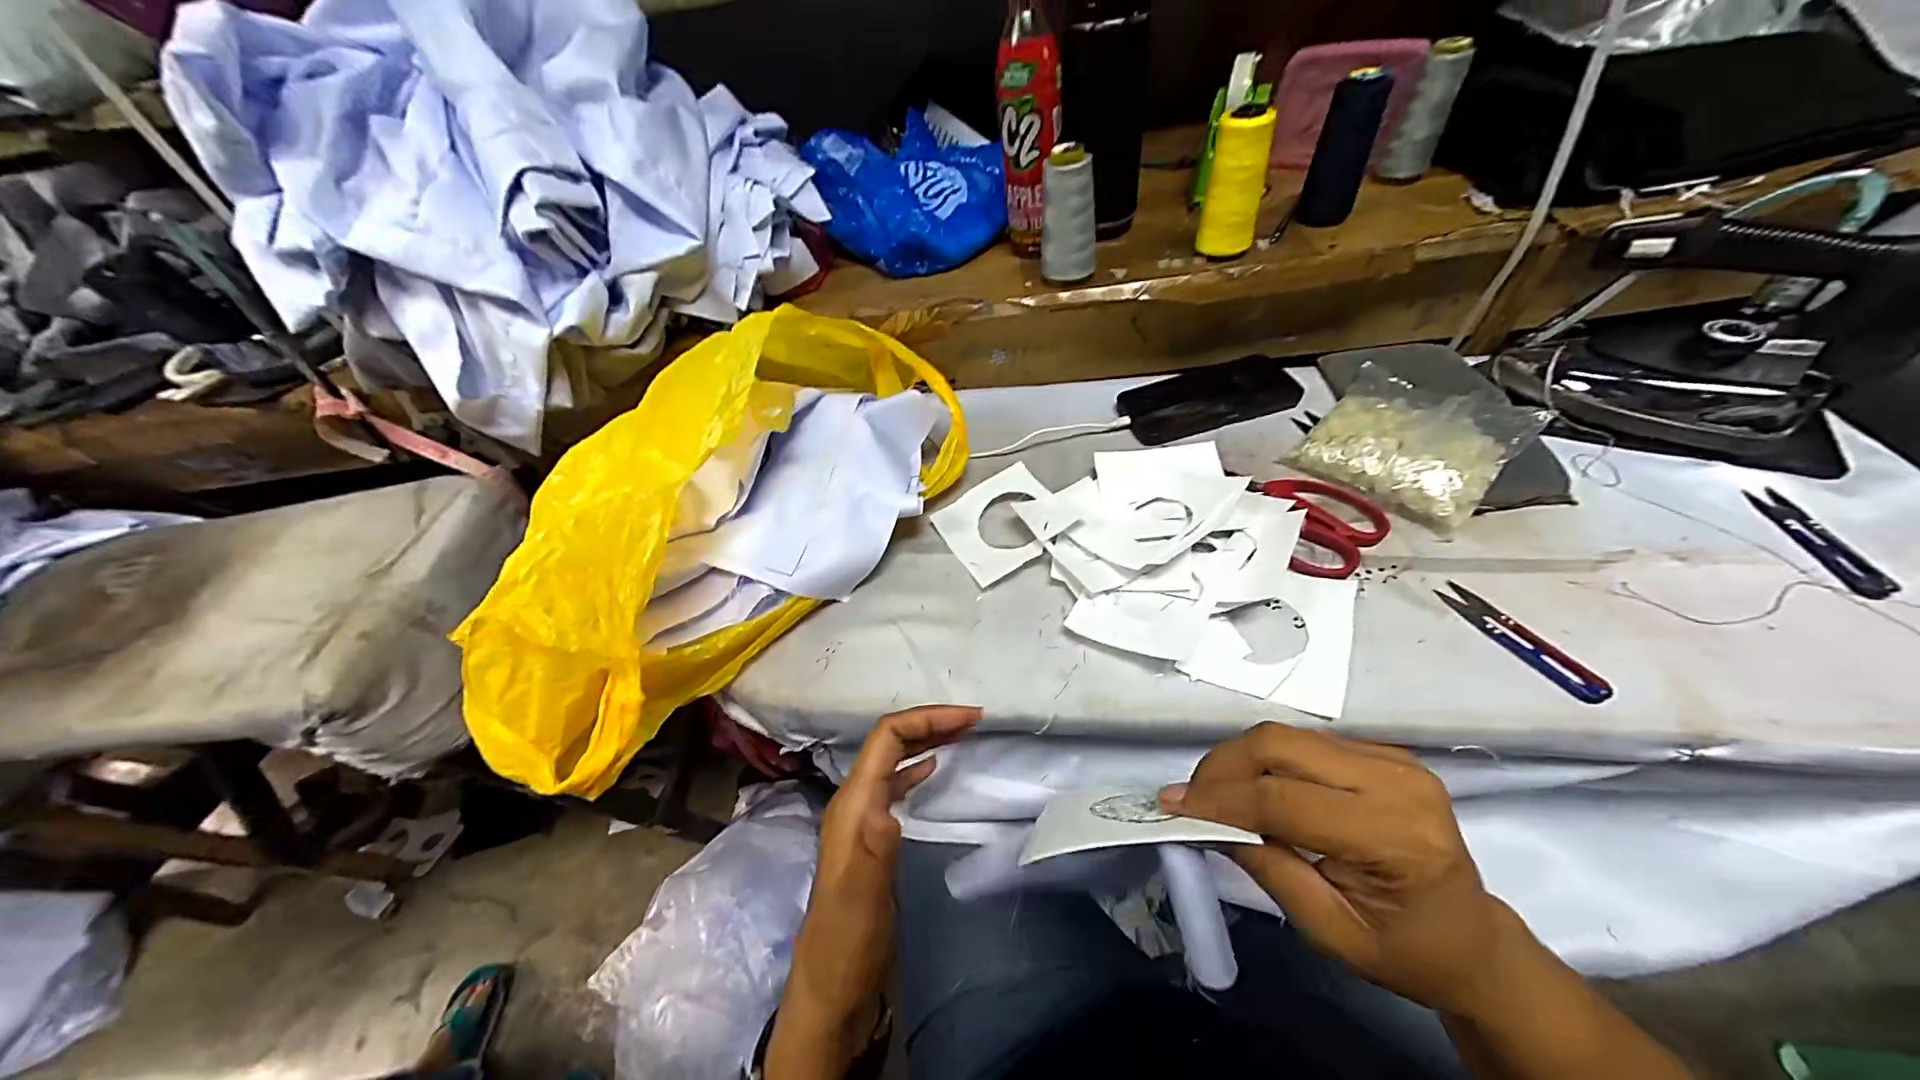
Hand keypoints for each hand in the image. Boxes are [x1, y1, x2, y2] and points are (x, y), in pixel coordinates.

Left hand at [767, 705, 978, 1079]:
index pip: (886, 738)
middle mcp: (853, 803)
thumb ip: (873, 851)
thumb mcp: (862, 901)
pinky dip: (918, 767)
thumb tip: (889, 807)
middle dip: (929, 723)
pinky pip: (896, 784)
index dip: (926, 719)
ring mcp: (861, 820)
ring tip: (963, 734)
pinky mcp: (872, 837)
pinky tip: (933, 770)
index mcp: (852, 805)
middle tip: (974, 720)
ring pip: (893, 760)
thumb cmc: (848, 945)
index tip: (970, 719)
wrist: (831, 990)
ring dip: (926, 739)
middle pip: (889, 742)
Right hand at [1160, 722, 1528, 1016]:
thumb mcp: (1329, 929)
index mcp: (1394, 836)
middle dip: (1223, 766)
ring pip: (1288, 735)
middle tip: (1192, 797)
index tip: (1172, 804)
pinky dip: (1267, 758)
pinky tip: (1255, 786)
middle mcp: (1397, 783)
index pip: (1283, 799)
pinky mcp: (1384, 752)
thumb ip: (1267, 868)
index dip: (1220, 799)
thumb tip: (1206, 823)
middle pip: (1281, 745)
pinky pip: (1306, 741)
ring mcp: (1394, 760)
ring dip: (1240, 759)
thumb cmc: (1405, 950)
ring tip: (1216, 793)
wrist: (1473, 940)